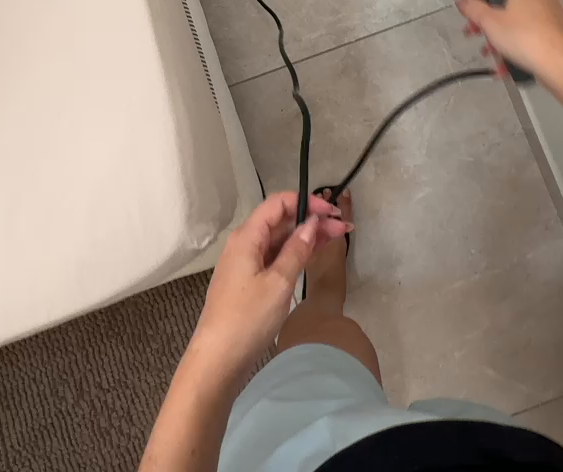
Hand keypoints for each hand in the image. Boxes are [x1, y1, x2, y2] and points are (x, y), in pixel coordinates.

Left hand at [186, 192, 349, 383]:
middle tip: (344, 228)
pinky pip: (276, 257)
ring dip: (307, 237)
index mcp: (247, 236)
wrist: (218, 359)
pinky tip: (314, 254)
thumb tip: (311, 222)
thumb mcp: (278, 282)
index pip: (278, 203)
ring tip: (337, 238)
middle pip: (281, 221)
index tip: (332, 212)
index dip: (306, 202)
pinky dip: (296, 253)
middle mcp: (245, 243)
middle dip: (312, 221)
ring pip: (280, 240)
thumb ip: (296, 250)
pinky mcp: (250, 281)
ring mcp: (247, 263)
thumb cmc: (248, 318)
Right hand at [456, 0, 562, 76]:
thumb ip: (474, 9)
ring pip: (517, 16)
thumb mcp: (490, 23)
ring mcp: (549, 13)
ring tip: (486, 49)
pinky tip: (503, 65)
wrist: (561, 66)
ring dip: (498, 29)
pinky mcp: (555, 31)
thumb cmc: (524, 37)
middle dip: (488, 7)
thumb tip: (463, 1)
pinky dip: (513, 43)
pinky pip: (527, 32)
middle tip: (472, 21)